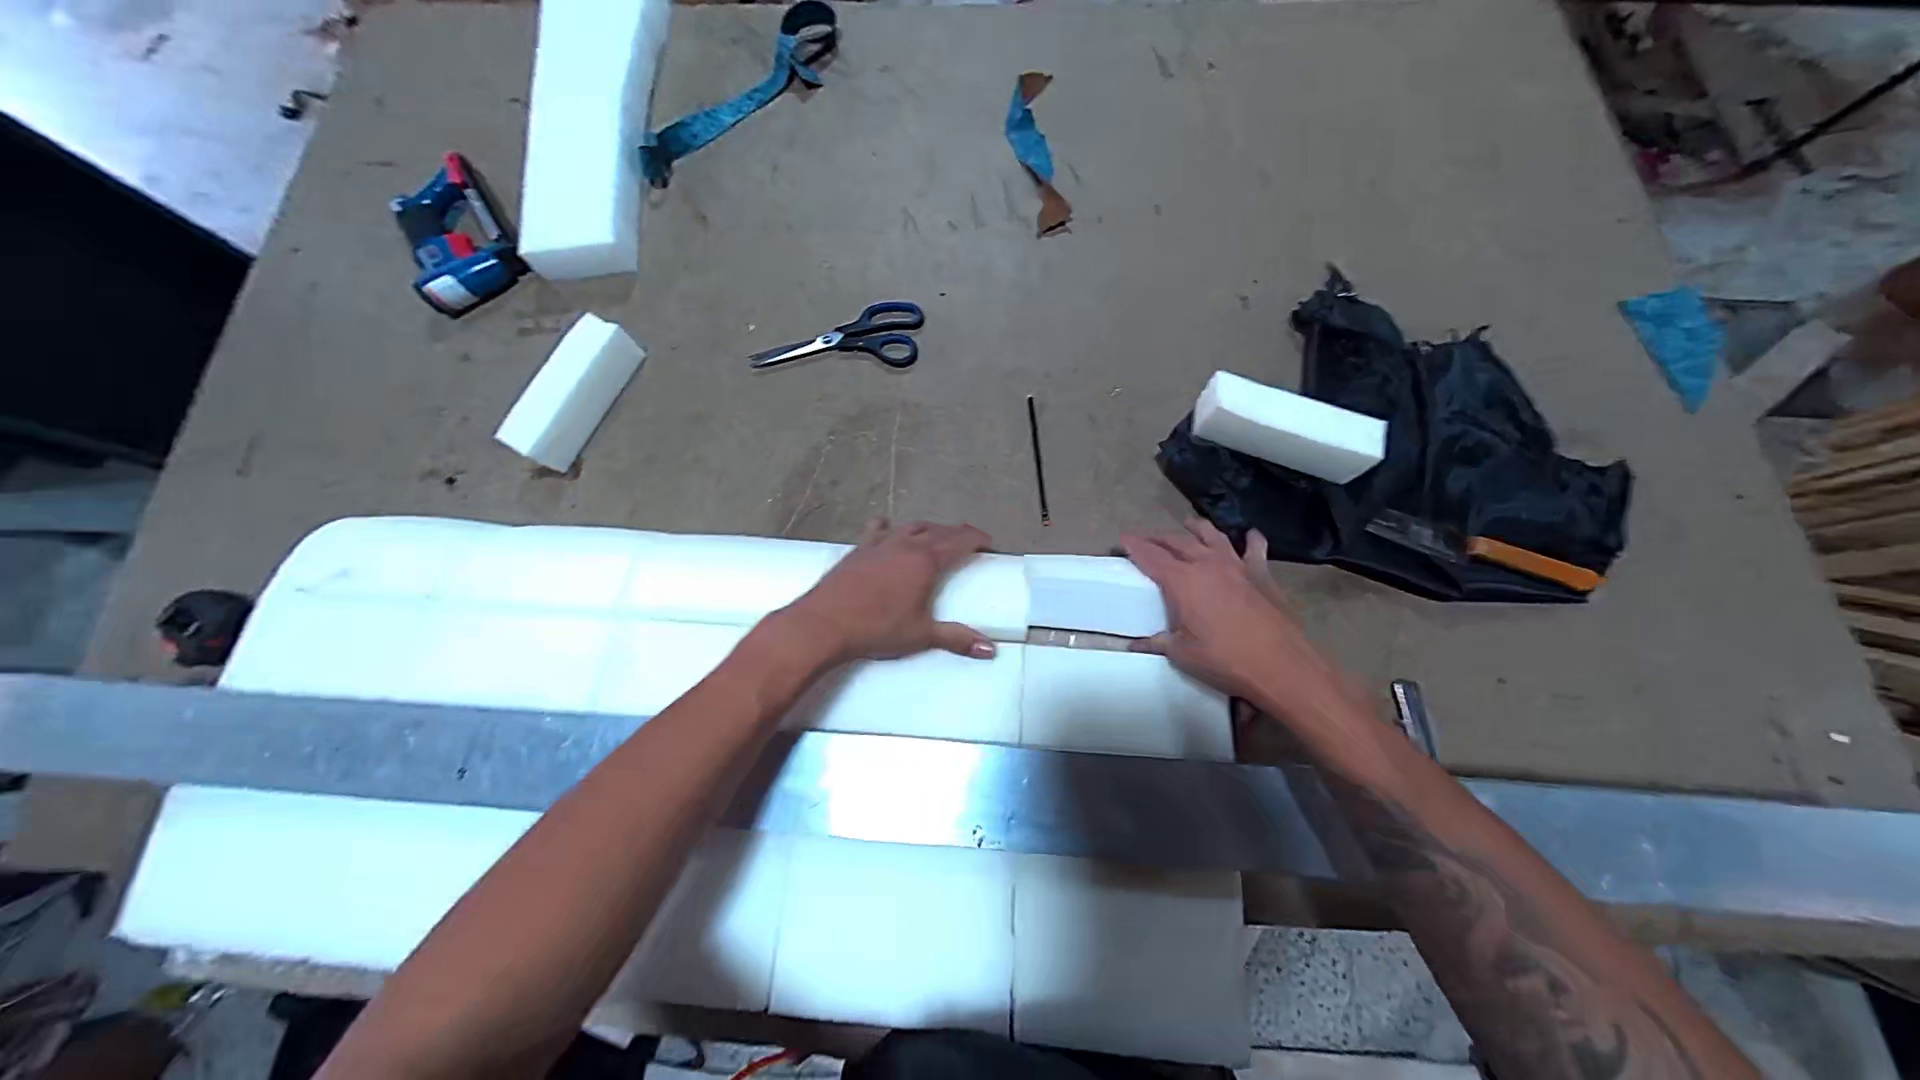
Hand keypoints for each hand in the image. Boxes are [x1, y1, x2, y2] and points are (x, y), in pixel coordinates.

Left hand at [779, 518, 997, 663]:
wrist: (824, 624)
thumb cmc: (876, 629)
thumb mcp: (922, 635)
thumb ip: (957, 639)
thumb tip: (989, 649)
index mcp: (926, 561)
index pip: (961, 540)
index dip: (978, 538)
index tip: (989, 544)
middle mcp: (904, 545)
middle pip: (938, 530)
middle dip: (957, 534)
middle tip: (968, 542)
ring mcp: (879, 544)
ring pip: (911, 526)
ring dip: (928, 528)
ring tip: (935, 537)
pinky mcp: (858, 549)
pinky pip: (879, 529)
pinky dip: (890, 527)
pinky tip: (888, 530)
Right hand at [1121, 518, 1356, 717]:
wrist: (1280, 666)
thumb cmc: (1225, 660)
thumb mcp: (1182, 654)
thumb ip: (1158, 642)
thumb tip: (1137, 644)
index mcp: (1182, 581)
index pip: (1150, 556)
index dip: (1134, 546)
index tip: (1122, 540)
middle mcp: (1207, 565)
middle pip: (1177, 542)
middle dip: (1157, 537)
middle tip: (1145, 538)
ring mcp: (1237, 567)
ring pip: (1212, 537)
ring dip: (1197, 528)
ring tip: (1188, 522)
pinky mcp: (1262, 575)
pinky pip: (1254, 549)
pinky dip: (1251, 540)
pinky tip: (1251, 535)